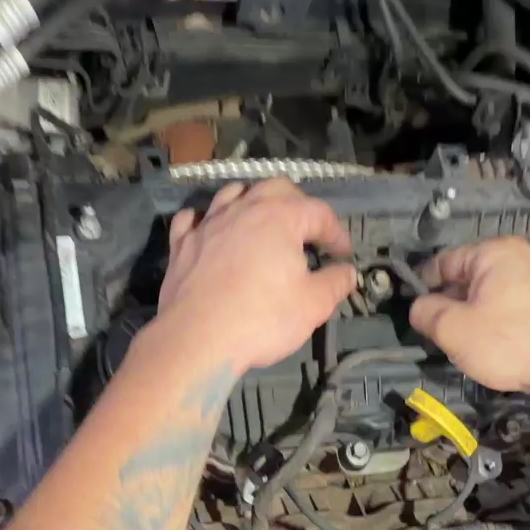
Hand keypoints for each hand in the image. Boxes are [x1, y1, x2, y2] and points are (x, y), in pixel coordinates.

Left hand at [152, 179, 358, 372]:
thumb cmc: (261, 320)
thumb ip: (335, 284)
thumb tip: (349, 273)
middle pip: (275, 189)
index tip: (343, 254)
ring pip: (233, 194)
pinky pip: (192, 219)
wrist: (196, 339)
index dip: (336, 232)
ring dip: (252, 202)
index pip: (318, 212)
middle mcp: (243, 210)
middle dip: (297, 204)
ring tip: (261, 221)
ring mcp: (208, 224)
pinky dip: (205, 219)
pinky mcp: (181, 245)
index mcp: (280, 218)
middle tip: (307, 230)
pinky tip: (209, 228)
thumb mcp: (312, 306)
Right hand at [410, 237, 529, 402]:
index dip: (422, 285)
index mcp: (494, 253)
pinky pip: (514, 307)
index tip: (412, 310)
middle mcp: (521, 256)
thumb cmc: (510, 343)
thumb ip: (427, 314)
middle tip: (438, 334)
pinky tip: (498, 348)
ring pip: (492, 295)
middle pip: (470, 278)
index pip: (444, 261)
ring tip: (467, 346)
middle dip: (451, 304)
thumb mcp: (454, 330)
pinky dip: (499, 324)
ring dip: (474, 316)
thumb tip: (417, 307)